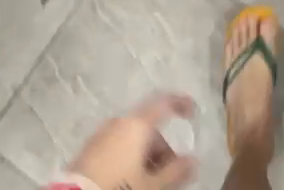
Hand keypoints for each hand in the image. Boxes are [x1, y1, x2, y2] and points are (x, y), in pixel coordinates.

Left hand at [63, 92, 197, 189]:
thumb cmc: (120, 187)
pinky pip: (117, 147)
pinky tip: (130, 180)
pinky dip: (129, 159)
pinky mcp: (89, 150)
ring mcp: (101, 134)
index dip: (181, 103)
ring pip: (132, 139)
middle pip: (149, 127)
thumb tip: (194, 160)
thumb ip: (176, 171)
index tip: (193, 112)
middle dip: (162, 149)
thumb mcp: (152, 185)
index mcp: (136, 124)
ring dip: (146, 157)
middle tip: (169, 175)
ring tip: (150, 182)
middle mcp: (118, 122)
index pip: (163, 102)